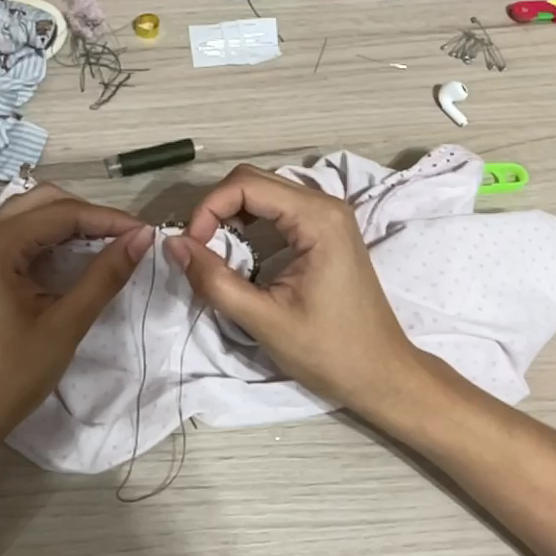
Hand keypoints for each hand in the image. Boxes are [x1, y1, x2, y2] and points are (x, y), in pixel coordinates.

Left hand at [0, 184, 153, 451]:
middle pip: (45, 201)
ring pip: (32, 212)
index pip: (63, 213)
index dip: (109, 219)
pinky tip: (76, 255)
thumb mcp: (66, 323)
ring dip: (70, 222)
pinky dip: (50, 236)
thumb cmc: (12, 372)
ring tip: (108, 244)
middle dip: (89, 214)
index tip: (147, 233)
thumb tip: (142, 238)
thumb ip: (104, 276)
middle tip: (127, 239)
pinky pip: (20, 232)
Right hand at [164, 164, 436, 414]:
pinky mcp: (325, 230)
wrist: (382, 375)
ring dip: (230, 214)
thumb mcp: (263, 319)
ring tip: (213, 251)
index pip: (246, 184)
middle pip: (253, 180)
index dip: (209, 209)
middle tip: (197, 248)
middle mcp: (325, 205)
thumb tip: (173, 245)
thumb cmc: (329, 351)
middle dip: (216, 208)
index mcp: (317, 218)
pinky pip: (276, 208)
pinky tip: (240, 251)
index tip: (191, 247)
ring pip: (262, 191)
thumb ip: (214, 279)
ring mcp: (328, 216)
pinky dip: (249, 221)